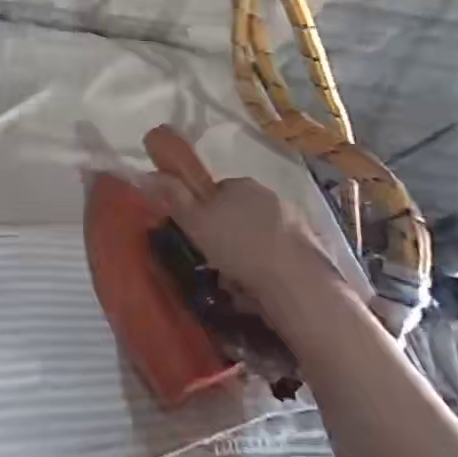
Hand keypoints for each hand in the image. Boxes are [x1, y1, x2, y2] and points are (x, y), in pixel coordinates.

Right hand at [149, 175, 346, 327]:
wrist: (294, 282)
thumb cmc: (237, 247)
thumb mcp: (194, 222)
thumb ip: (172, 196)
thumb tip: (145, 173)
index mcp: (240, 184)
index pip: (216, 190)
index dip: (203, 211)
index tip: (198, 234)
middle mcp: (270, 194)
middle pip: (240, 209)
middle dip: (228, 229)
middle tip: (215, 259)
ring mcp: (295, 219)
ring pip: (262, 231)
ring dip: (250, 247)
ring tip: (240, 279)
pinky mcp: (312, 244)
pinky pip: (281, 249)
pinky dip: (272, 262)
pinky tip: (264, 284)